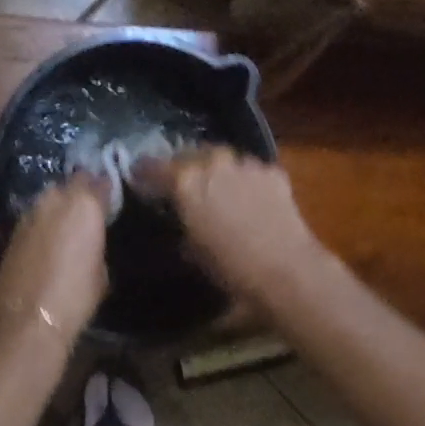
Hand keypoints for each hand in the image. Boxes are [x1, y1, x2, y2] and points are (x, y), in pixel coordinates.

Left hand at [0, 174, 111, 350]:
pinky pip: (34, 216)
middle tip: (89, 206)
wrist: (26, 321)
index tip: (111, 198)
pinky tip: (47, 237)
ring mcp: (30, 213)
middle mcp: (56, 200)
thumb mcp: (101, 273)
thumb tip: (90, 241)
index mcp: (85, 205)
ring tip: (67, 221)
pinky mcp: (12, 230)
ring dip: (60, 204)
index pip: (100, 183)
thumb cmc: (74, 298)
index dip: (106, 190)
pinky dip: (43, 221)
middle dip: (81, 190)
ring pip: (50, 197)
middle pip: (72, 183)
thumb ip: (97, 245)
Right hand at [133, 146, 329, 307]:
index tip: (139, 178)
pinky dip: (245, 180)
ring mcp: (245, 163)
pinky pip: (250, 170)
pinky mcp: (271, 170)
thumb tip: (181, 215)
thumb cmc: (230, 267)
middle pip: (190, 155)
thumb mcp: (192, 249)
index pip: (154, 166)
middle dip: (184, 167)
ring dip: (216, 171)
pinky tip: (251, 199)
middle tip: (183, 184)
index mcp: (186, 181)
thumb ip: (182, 221)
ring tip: (219, 190)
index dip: (144, 172)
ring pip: (222, 159)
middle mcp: (213, 162)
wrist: (285, 270)